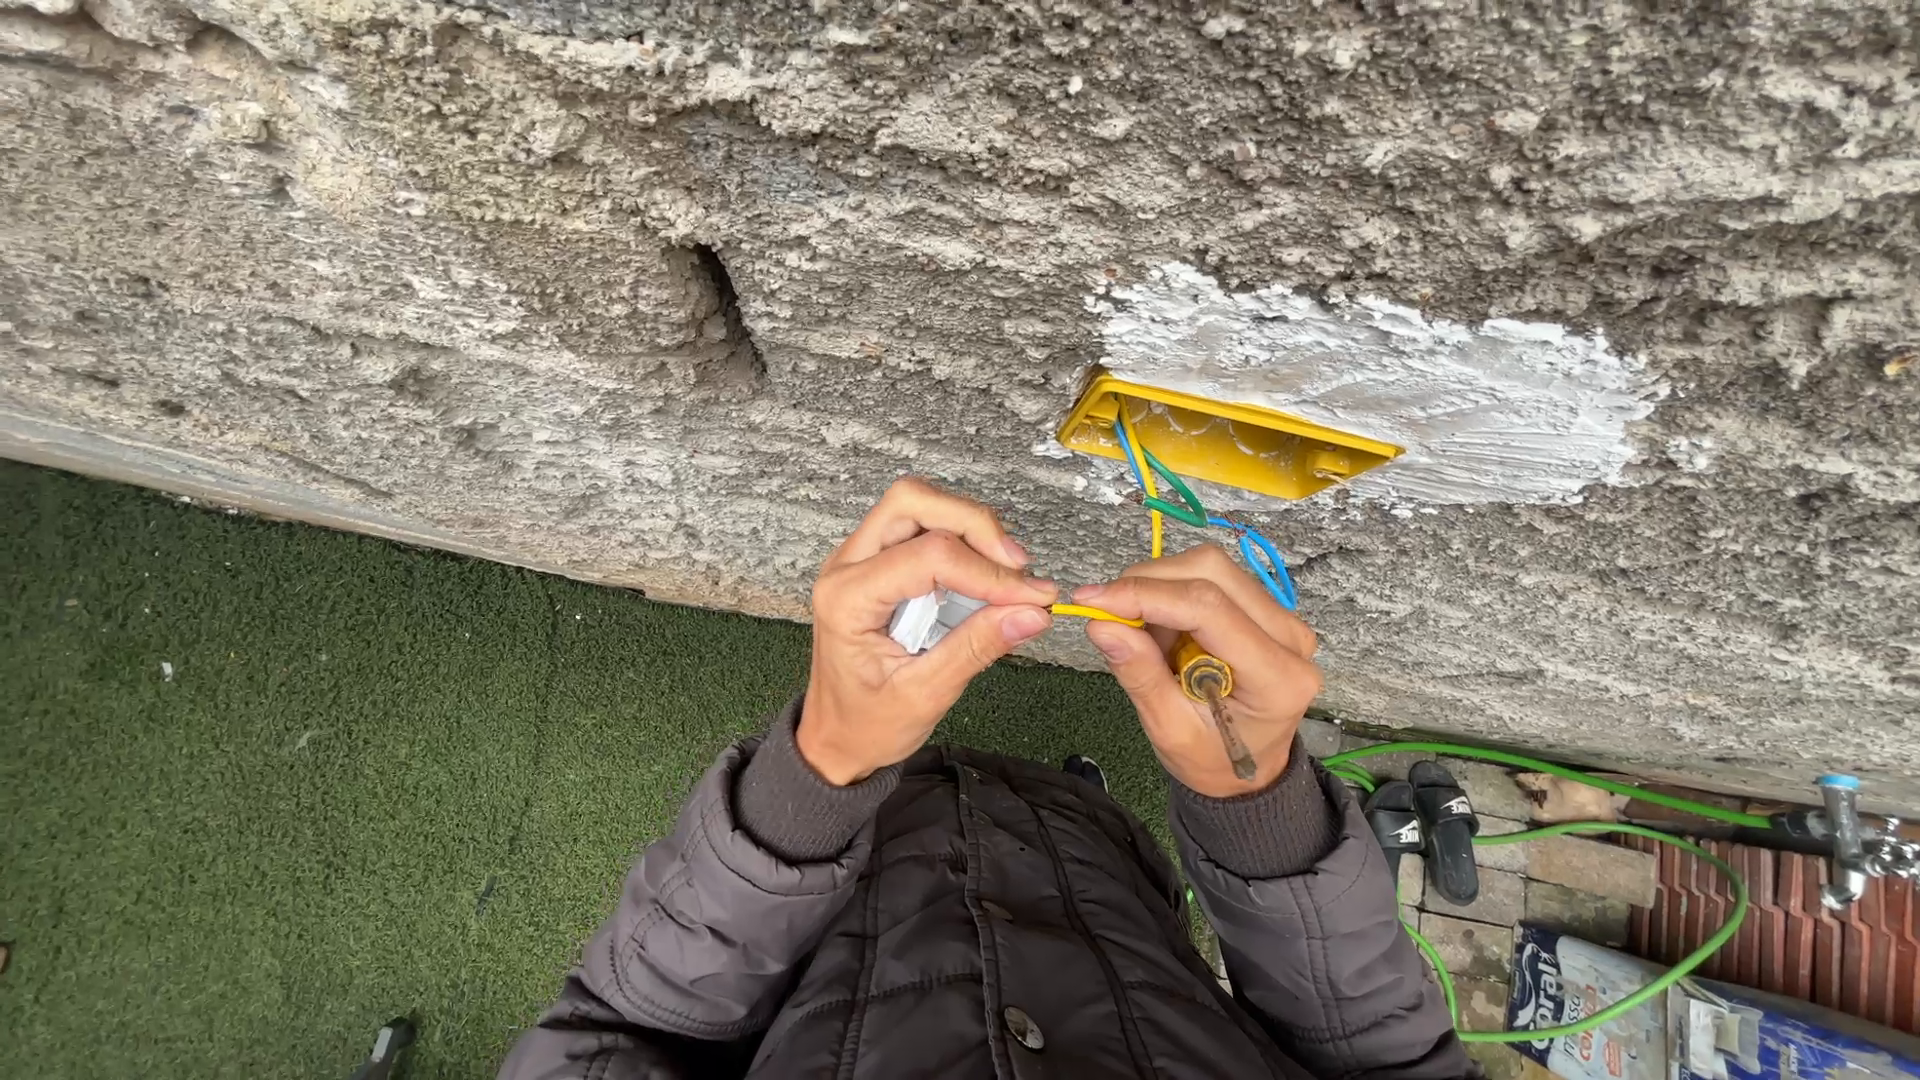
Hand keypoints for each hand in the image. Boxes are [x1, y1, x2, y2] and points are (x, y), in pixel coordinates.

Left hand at [799, 478, 1057, 784]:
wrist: (836, 738)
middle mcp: (846, 565)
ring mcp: (860, 558)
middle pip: (913, 501)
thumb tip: (1031, 612)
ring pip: (919, 503)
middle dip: (974, 524)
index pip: (928, 557)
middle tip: (1017, 567)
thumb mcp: (925, 696)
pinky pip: (922, 525)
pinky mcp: (879, 561)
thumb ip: (977, 647)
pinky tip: (985, 574)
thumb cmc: (867, 723)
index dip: (989, 573)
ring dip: (969, 527)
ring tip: (1006, 573)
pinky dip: (961, 539)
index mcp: (846, 599)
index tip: (1033, 597)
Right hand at [1074, 544, 1321, 797]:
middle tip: (1109, 613)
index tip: (1091, 599)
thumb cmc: (1210, 759)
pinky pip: (1212, 577)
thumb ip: (1139, 674)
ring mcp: (1282, 618)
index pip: (1208, 608)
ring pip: (1210, 566)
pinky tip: (1162, 627)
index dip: (1145, 595)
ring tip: (1141, 630)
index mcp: (1277, 678)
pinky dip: (1172, 590)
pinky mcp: (1265, 609)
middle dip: (1147, 582)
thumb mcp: (1169, 730)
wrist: (1245, 773)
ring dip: (1159, 586)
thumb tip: (1100, 624)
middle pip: (1211, 572)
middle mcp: (1290, 638)